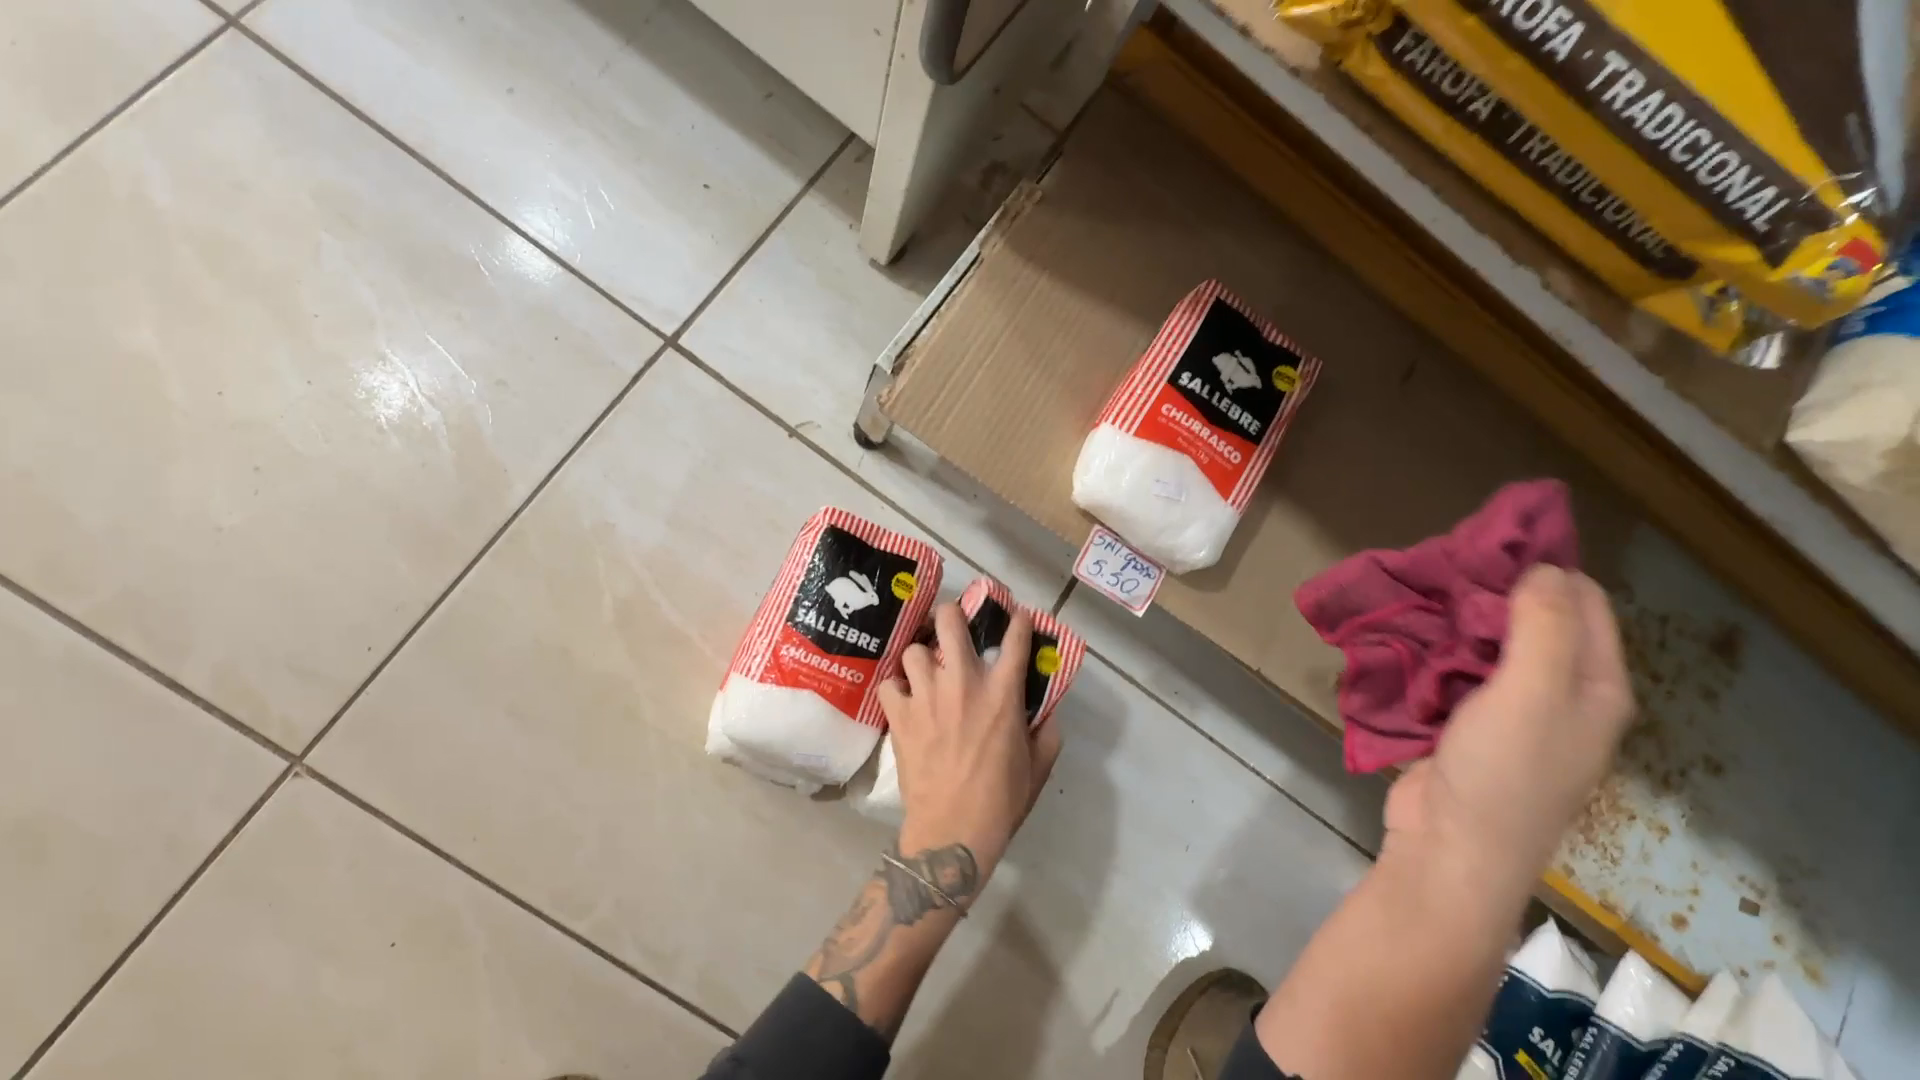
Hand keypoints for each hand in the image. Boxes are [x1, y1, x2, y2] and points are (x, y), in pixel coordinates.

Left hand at [878, 603, 1062, 883]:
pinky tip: (904, 698)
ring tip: (926, 671)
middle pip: (950, 620)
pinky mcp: (899, 715)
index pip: (1015, 637)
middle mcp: (963, 682)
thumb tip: (1046, 710)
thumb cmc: (1002, 800)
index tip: (1015, 617)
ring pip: (913, 649)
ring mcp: (926, 695)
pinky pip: (888, 683)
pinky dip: (895, 687)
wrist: (953, 831)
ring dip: (921, 657)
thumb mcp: (1039, 765)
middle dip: (953, 614)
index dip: (1017, 619)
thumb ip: (1047, 730)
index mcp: (1003, 692)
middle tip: (954, 626)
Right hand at [1384, 565, 1634, 885]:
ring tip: (1421, 592)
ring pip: (1491, 647)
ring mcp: (1512, 716)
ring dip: (1460, 621)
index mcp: (1595, 687)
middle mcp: (1562, 697)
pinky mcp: (1466, 730)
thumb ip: (1544, 627)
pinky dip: (1438, 653)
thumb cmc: (1503, 774)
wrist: (1450, 851)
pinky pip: (1457, 675)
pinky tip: (1409, 636)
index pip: (1584, 603)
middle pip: (1537, 622)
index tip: (1490, 541)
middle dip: (1495, 591)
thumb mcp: (1533, 694)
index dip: (1545, 568)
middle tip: (1446, 564)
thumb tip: (1544, 567)